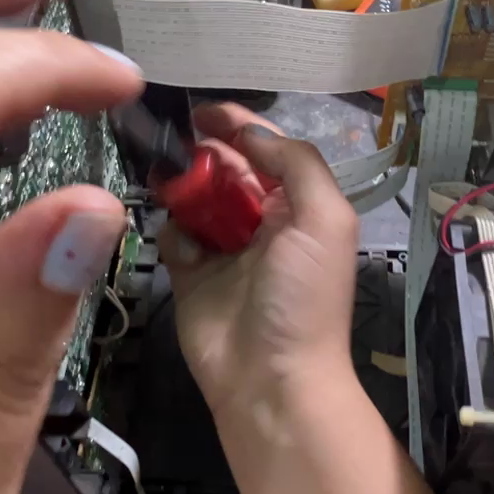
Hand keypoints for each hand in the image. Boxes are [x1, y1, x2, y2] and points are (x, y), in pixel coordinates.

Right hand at [162, 103, 358, 410]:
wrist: (270, 380)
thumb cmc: (303, 296)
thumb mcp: (325, 220)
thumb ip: (296, 164)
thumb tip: (250, 134)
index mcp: (299, 206)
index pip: (266, 151)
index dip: (238, 127)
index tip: (203, 113)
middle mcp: (261, 221)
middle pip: (225, 169)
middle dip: (204, 153)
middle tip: (177, 144)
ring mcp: (223, 248)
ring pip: (194, 197)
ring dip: (182, 185)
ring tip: (168, 179)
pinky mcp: (189, 274)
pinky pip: (173, 235)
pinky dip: (173, 229)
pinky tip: (182, 242)